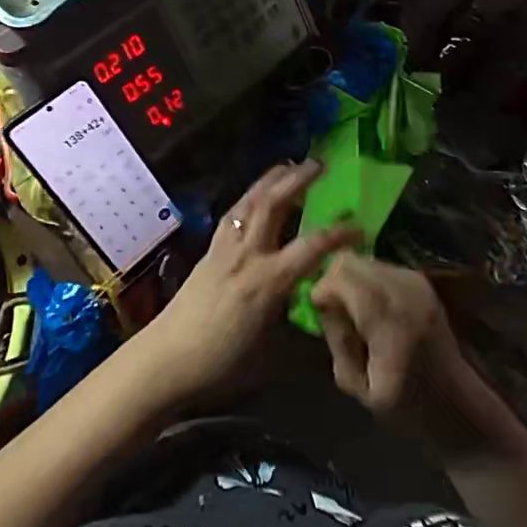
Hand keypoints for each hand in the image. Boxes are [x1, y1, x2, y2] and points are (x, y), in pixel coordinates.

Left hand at [126, 161, 359, 403]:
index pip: (311, 246)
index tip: (360, 226)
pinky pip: (231, 216)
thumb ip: (303, 333)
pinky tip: (253, 199)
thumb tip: (326, 318)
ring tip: (285, 167)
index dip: (339, 233)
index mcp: (267, 280)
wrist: (166, 359)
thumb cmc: (222, 363)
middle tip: (318, 164)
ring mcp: (222, 250)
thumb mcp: (274, 356)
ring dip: (268, 182)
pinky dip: (247, 199)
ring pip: (247, 204)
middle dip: (296, 180)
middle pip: (272, 205)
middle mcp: (245, 255)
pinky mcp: (207, 254)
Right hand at [311, 254, 463, 422]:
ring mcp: (416, 282)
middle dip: (332, 282)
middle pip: (348, 260)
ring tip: (356, 313)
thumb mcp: (357, 386)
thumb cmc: (406, 404)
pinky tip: (372, 308)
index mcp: (391, 323)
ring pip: (360, 259)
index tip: (323, 317)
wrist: (458, 401)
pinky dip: (364, 280)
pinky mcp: (420, 279)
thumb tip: (324, 304)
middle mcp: (406, 294)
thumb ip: (337, 339)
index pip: (341, 278)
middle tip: (335, 312)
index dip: (322, 293)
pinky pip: (376, 265)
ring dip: (349, 281)